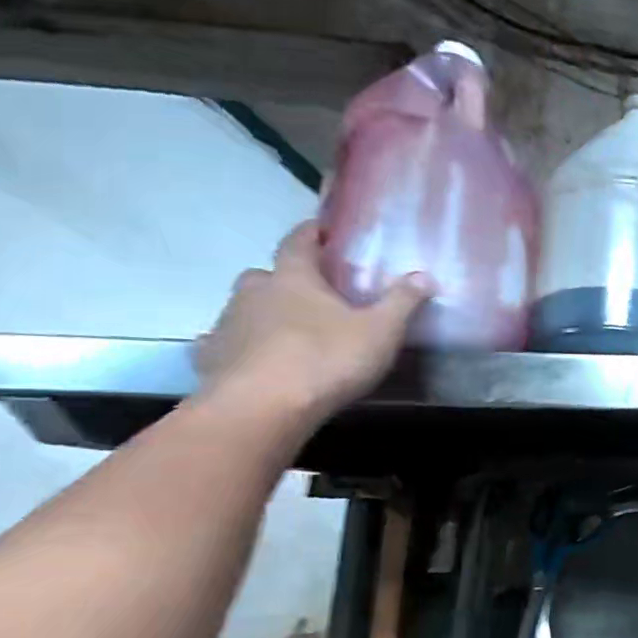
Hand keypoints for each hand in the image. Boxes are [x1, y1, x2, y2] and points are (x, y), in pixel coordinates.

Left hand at [195, 221, 432, 420]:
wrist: (263, 408)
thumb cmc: (326, 359)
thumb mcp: (380, 331)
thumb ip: (401, 302)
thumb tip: (424, 275)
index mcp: (294, 278)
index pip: (298, 242)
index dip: (311, 233)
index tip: (321, 229)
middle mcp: (255, 293)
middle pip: (265, 275)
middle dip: (284, 279)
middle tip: (308, 292)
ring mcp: (227, 325)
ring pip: (243, 309)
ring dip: (261, 313)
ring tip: (286, 330)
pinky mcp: (212, 360)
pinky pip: (221, 345)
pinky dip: (236, 348)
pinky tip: (250, 361)